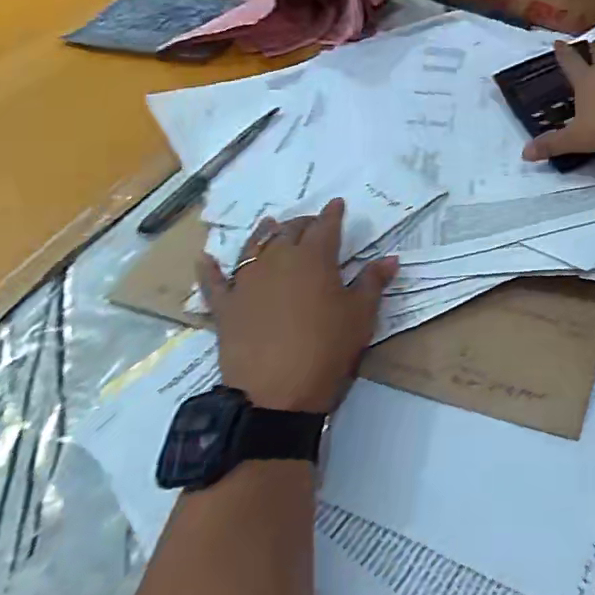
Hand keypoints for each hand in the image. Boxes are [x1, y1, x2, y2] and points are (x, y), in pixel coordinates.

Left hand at [195, 198, 399, 413]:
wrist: (275, 391)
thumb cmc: (327, 348)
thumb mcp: (360, 315)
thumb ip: (372, 282)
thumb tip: (389, 258)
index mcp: (314, 258)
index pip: (325, 227)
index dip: (333, 214)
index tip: (337, 204)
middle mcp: (277, 260)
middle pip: (289, 231)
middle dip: (303, 223)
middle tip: (312, 223)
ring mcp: (246, 281)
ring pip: (254, 246)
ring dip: (264, 233)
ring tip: (270, 224)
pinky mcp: (225, 306)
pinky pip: (214, 282)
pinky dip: (209, 269)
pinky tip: (205, 259)